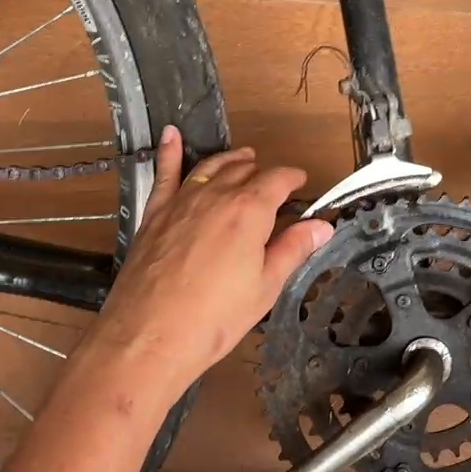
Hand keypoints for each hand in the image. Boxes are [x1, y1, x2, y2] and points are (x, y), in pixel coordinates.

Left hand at [86, 125, 332, 397]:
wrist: (150, 336)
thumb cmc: (211, 318)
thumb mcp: (265, 287)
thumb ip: (293, 249)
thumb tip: (320, 227)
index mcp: (249, 211)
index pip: (278, 179)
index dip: (293, 178)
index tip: (300, 182)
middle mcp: (215, 196)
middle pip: (245, 170)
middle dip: (264, 172)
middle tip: (274, 183)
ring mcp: (182, 202)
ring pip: (211, 167)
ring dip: (230, 159)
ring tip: (243, 157)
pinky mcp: (155, 214)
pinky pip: (164, 173)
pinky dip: (169, 151)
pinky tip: (171, 135)